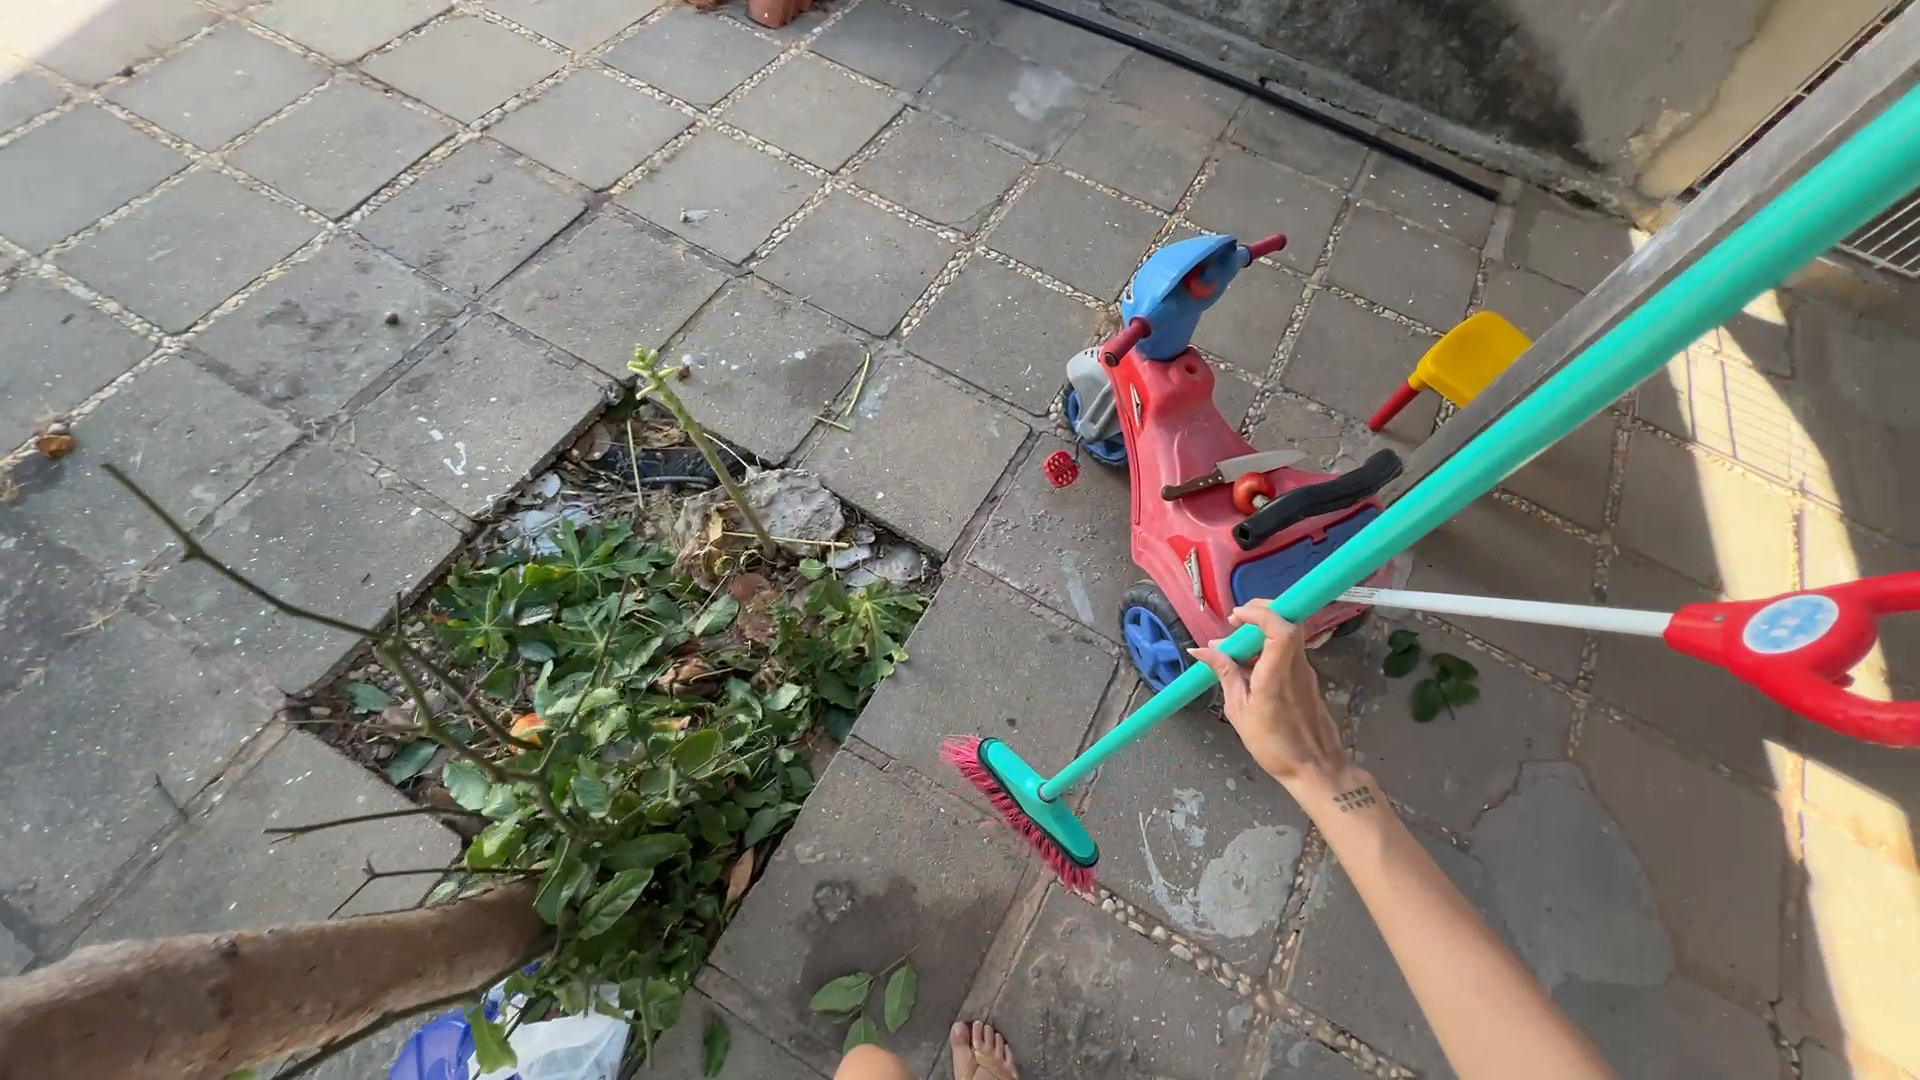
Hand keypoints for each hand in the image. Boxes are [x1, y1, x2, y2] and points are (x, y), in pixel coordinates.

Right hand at [1188, 603, 1347, 784]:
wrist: (1316, 770)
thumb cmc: (1273, 745)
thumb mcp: (1239, 710)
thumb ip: (1224, 673)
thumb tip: (1200, 650)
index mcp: (1277, 674)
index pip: (1280, 627)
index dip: (1259, 613)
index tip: (1235, 617)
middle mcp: (1296, 666)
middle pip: (1287, 623)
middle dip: (1260, 613)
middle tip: (1233, 623)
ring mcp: (1305, 672)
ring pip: (1286, 637)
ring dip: (1260, 634)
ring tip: (1232, 651)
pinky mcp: (1307, 680)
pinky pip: (1287, 653)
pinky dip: (1267, 649)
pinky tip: (1247, 667)